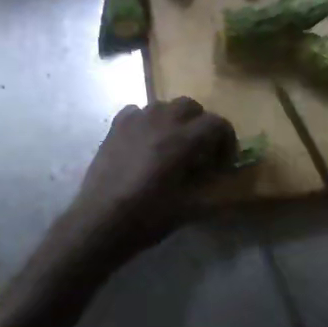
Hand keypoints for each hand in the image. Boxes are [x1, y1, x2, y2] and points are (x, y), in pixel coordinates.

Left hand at [64, 99, 236, 255]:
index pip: (216, 123)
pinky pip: (137, 112)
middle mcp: (160, 121)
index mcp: (182, 140)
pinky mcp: (115, 127)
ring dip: (174, 120)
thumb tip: (226, 180)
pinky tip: (144, 143)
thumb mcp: (189, 208)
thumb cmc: (147, 217)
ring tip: (171, 145)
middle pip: (190, 106)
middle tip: (199, 150)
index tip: (222, 161)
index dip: (226, 140)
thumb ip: (214, 189)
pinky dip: (147, 121)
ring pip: (163, 106)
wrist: (101, 220)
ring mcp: (134, 120)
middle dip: (200, 124)